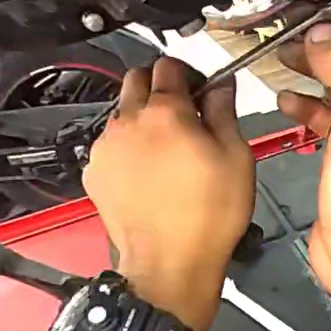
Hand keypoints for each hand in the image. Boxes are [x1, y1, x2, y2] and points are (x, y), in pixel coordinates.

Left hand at [84, 58, 254, 330]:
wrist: (170, 265)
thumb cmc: (211, 212)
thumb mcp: (236, 157)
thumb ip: (224, 111)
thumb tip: (221, 84)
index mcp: (164, 112)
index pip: (169, 66)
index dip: (191, 73)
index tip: (204, 92)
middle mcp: (127, 122)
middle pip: (136, 79)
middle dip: (160, 86)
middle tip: (185, 114)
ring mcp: (105, 148)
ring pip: (122, 113)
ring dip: (144, 118)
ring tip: (169, 152)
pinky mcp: (94, 173)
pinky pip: (111, 145)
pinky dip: (130, 147)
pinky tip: (150, 174)